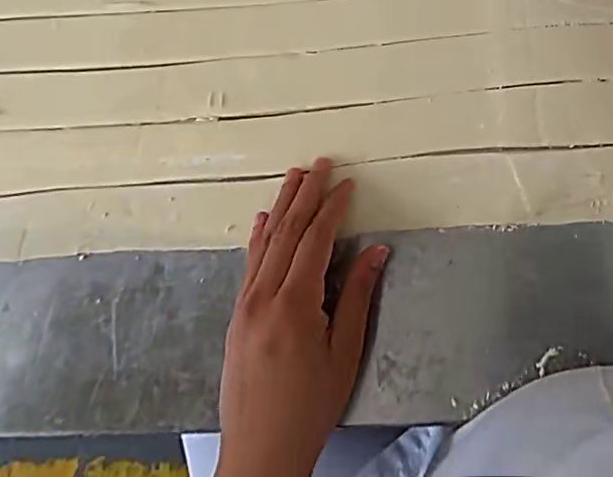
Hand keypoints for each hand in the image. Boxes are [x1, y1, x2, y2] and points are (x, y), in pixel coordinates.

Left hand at [219, 159, 388, 476]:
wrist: (260, 453)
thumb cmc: (309, 408)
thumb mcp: (344, 353)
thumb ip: (358, 296)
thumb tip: (376, 251)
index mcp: (294, 305)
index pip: (316, 239)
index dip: (333, 208)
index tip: (346, 185)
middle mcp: (263, 297)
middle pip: (287, 232)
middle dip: (305, 194)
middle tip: (319, 164)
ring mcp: (245, 305)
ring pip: (264, 242)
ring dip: (281, 206)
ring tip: (293, 177)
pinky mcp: (236, 316)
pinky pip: (248, 264)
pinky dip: (257, 237)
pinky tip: (260, 220)